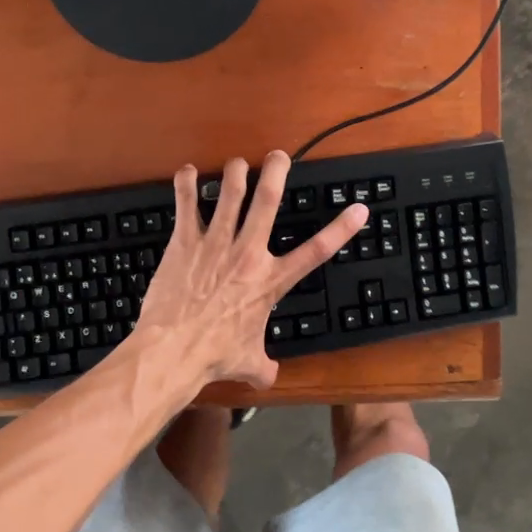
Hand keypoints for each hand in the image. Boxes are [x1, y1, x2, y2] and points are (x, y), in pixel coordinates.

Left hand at [134, 151, 366, 389]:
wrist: (172, 350)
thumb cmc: (213, 356)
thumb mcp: (248, 363)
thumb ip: (263, 366)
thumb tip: (270, 376)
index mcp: (270, 281)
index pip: (316, 251)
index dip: (341, 228)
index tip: (358, 208)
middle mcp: (247, 253)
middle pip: (268, 199)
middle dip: (276, 171)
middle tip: (279, 155)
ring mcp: (215, 243)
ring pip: (230, 192)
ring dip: (235, 172)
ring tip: (238, 163)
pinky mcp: (186, 241)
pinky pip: (187, 203)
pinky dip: (187, 183)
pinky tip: (188, 172)